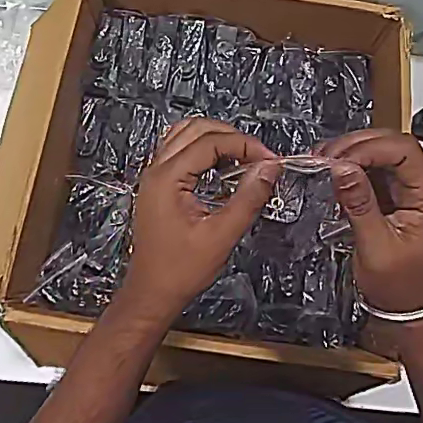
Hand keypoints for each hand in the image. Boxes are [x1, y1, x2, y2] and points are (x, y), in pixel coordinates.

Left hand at [117, 118, 279, 323]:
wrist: (151, 294)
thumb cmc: (181, 270)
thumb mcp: (222, 235)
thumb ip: (248, 197)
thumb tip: (270, 168)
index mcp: (167, 178)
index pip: (210, 142)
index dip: (244, 145)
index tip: (270, 160)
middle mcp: (156, 170)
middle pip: (196, 128)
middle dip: (232, 137)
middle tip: (258, 158)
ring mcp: (154, 175)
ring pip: (186, 134)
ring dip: (216, 138)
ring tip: (243, 159)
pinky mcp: (158, 184)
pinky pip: (180, 149)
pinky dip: (203, 149)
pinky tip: (222, 167)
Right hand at [321, 130, 422, 314]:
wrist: (404, 307)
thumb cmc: (401, 286)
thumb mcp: (376, 248)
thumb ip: (360, 206)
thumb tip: (343, 170)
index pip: (404, 151)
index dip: (371, 148)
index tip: (342, 160)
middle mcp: (420, 187)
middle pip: (392, 143)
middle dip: (357, 145)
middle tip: (327, 157)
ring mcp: (404, 188)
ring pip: (379, 151)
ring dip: (350, 152)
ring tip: (324, 162)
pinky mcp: (388, 193)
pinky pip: (369, 167)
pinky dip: (348, 165)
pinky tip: (331, 172)